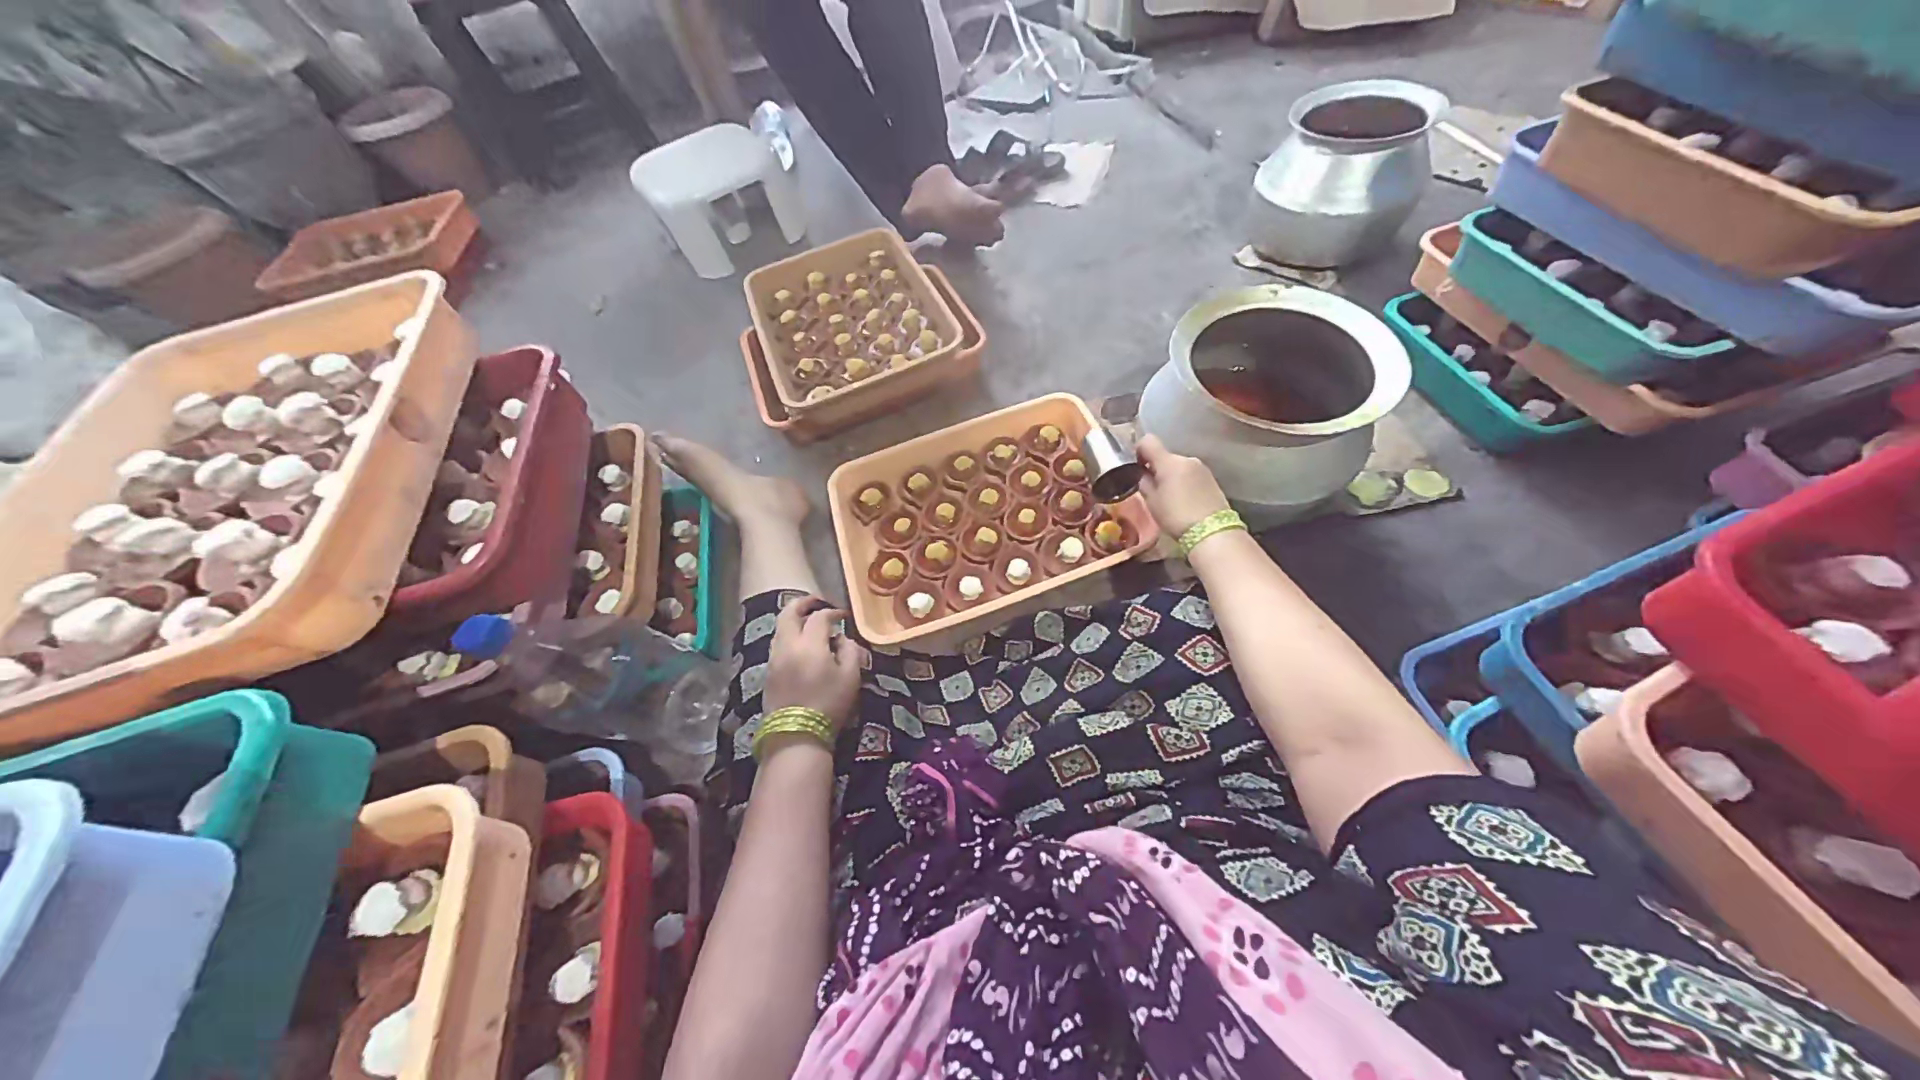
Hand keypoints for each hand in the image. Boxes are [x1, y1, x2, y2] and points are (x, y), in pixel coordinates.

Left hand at [761, 595, 865, 728]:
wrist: (796, 735)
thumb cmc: (829, 705)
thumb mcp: (850, 677)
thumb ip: (849, 651)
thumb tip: (841, 638)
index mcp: (810, 644)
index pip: (819, 617)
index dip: (832, 612)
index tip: (842, 616)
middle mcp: (788, 645)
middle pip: (789, 614)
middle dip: (803, 604)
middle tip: (816, 602)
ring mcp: (774, 658)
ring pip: (780, 628)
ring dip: (793, 620)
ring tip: (807, 623)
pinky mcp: (768, 672)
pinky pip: (777, 644)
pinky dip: (788, 635)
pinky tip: (800, 644)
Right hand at [1136, 434, 1230, 537]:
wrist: (1212, 531)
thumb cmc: (1176, 516)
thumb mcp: (1152, 501)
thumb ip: (1144, 482)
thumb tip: (1143, 473)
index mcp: (1168, 461)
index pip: (1148, 441)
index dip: (1139, 450)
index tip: (1137, 467)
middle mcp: (1186, 458)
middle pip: (1165, 456)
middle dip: (1157, 469)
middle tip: (1154, 490)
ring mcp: (1201, 468)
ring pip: (1178, 466)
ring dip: (1172, 476)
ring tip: (1170, 498)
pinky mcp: (1211, 478)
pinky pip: (1191, 474)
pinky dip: (1184, 482)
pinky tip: (1185, 501)